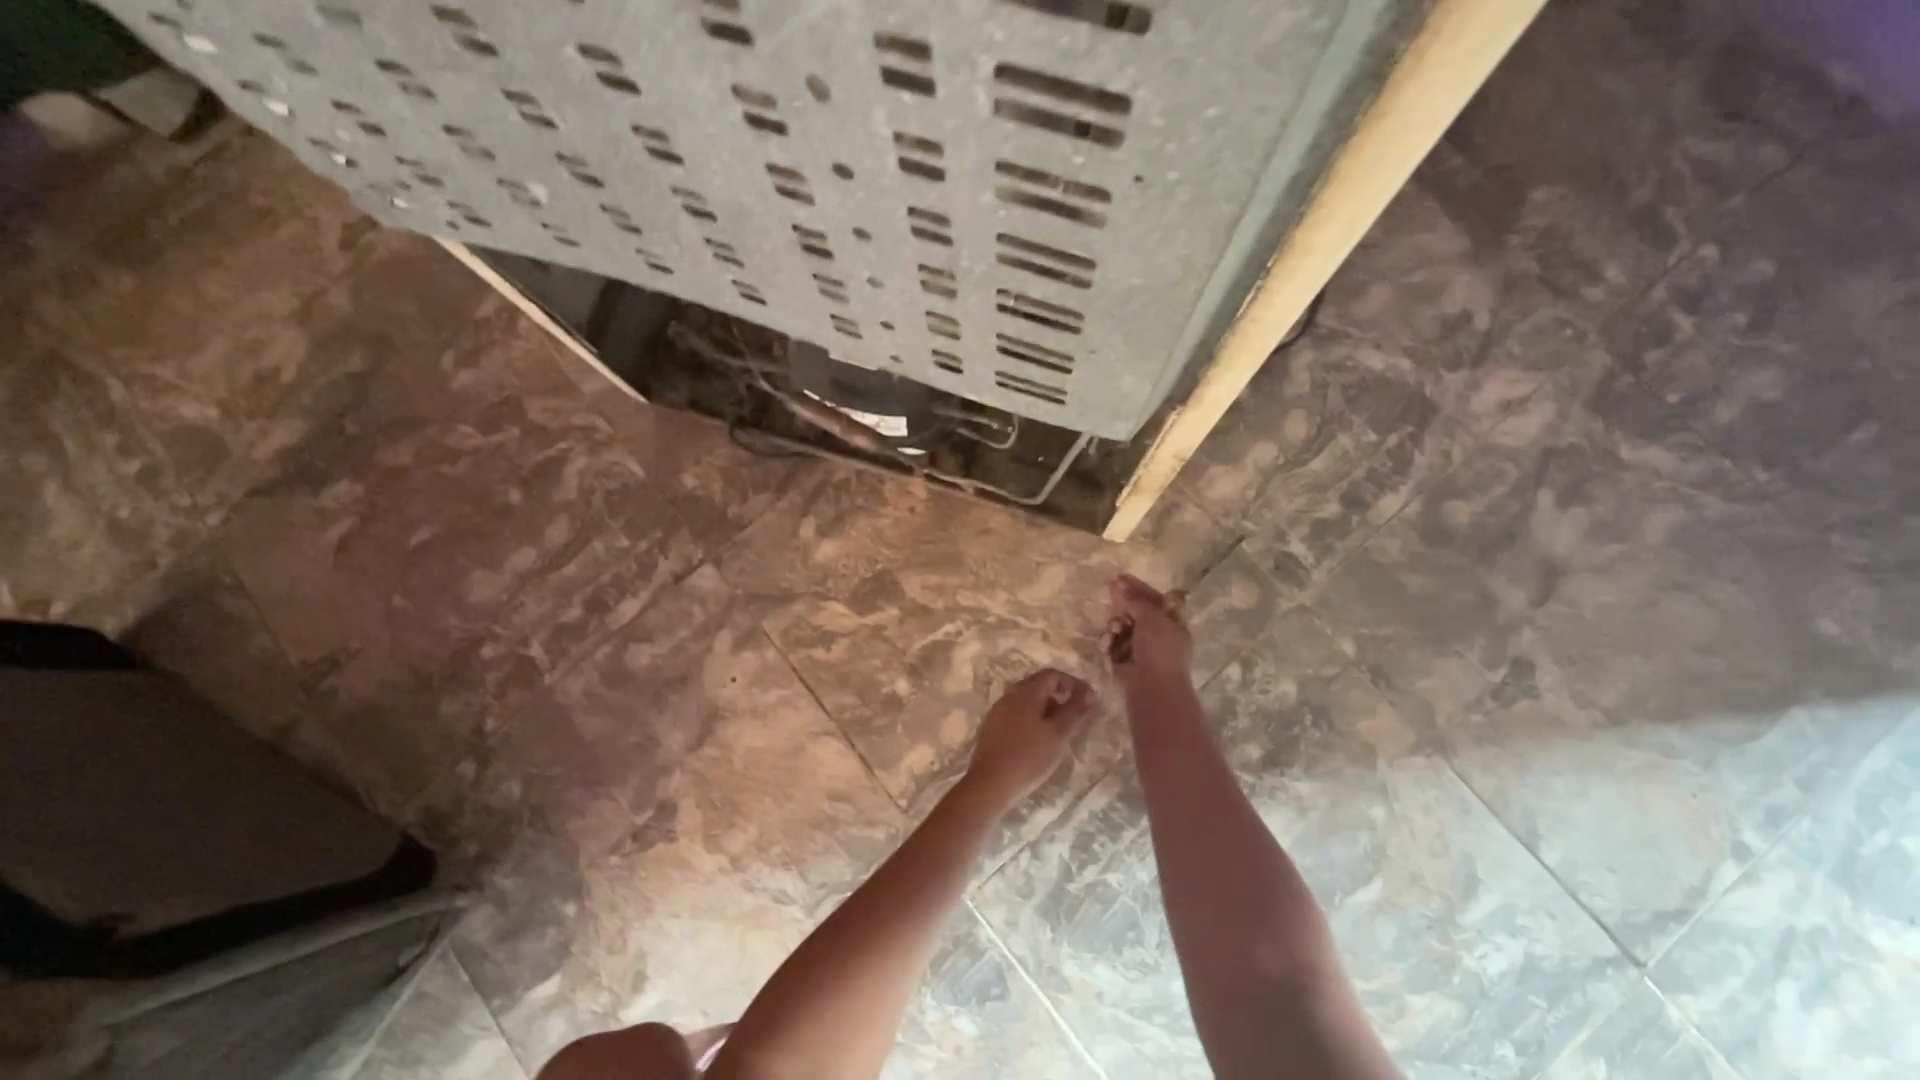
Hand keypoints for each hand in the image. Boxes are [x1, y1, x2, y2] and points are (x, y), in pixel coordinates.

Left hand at [965, 669, 1095, 805]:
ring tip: (1061, 731)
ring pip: (1027, 702)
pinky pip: (1017, 715)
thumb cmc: (1029, 756)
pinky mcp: (992, 729)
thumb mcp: (1058, 734)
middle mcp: (1009, 696)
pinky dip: (1033, 720)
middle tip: (1076, 716)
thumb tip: (1090, 693)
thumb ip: (1074, 711)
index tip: (1089, 700)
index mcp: (1025, 692)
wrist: (989, 784)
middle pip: (1038, 686)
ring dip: (1047, 710)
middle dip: (1060, 697)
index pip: (1052, 675)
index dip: (1073, 683)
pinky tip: (1040, 741)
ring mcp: (998, 712)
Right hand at [1104, 574, 1192, 695]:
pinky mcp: (1125, 661)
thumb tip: (1119, 583)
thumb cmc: (1159, 649)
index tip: (1120, 577)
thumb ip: (1134, 600)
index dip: (1138, 588)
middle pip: (1136, 612)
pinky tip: (1108, 644)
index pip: (1155, 599)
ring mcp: (1142, 649)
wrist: (1153, 687)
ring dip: (1115, 625)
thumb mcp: (1151, 618)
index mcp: (1173, 622)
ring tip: (1114, 629)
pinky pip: (1114, 645)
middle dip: (1122, 605)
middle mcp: (1159, 635)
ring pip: (1122, 628)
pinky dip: (1110, 643)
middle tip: (1109, 592)